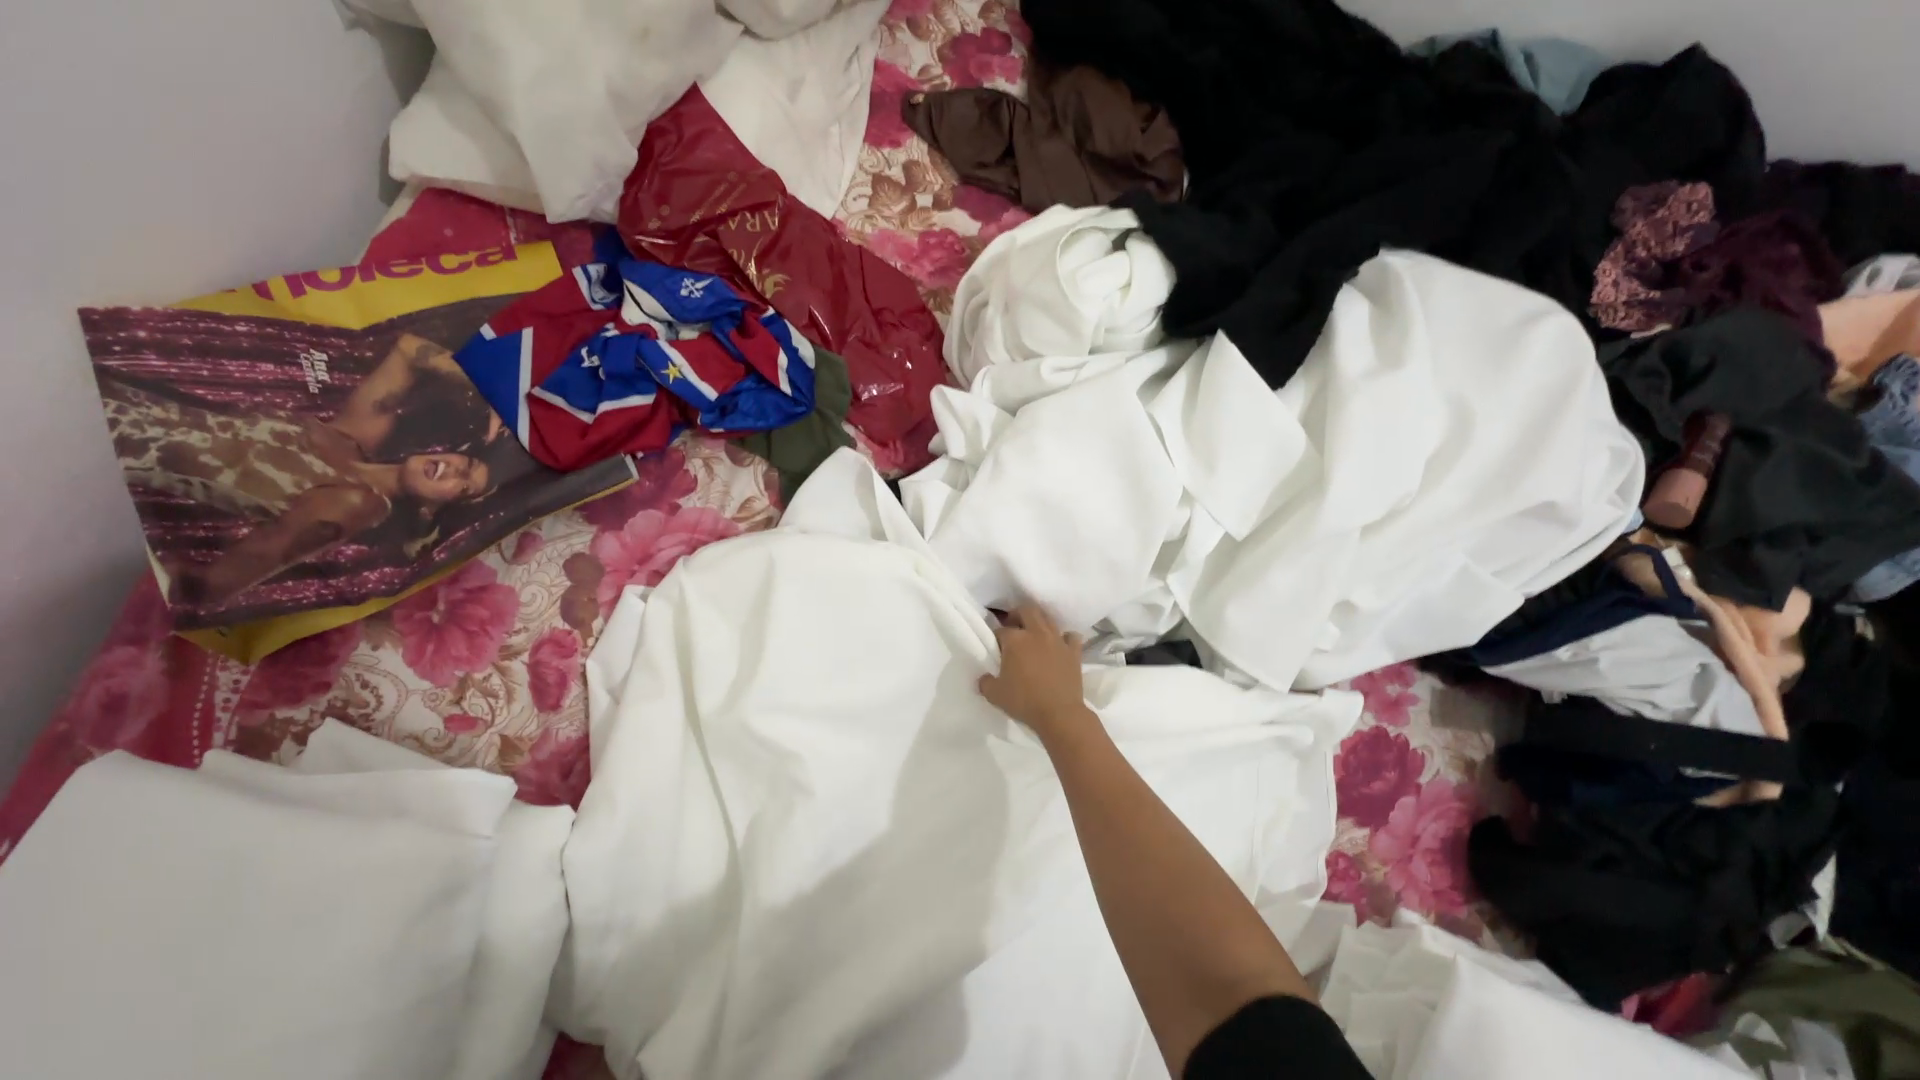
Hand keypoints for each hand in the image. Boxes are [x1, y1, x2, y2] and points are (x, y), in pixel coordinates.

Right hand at [979, 604, 1093, 743]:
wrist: (1059, 713)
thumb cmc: (1024, 702)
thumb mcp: (994, 695)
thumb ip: (985, 683)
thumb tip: (984, 678)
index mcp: (1015, 640)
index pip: (1001, 630)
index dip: (996, 636)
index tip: (995, 646)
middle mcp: (1037, 633)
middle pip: (1027, 610)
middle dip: (1017, 615)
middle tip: (1013, 626)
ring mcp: (1058, 640)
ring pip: (1048, 619)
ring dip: (1039, 622)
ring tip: (1034, 633)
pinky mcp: (1074, 651)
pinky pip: (1070, 636)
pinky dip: (1064, 638)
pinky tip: (1059, 646)